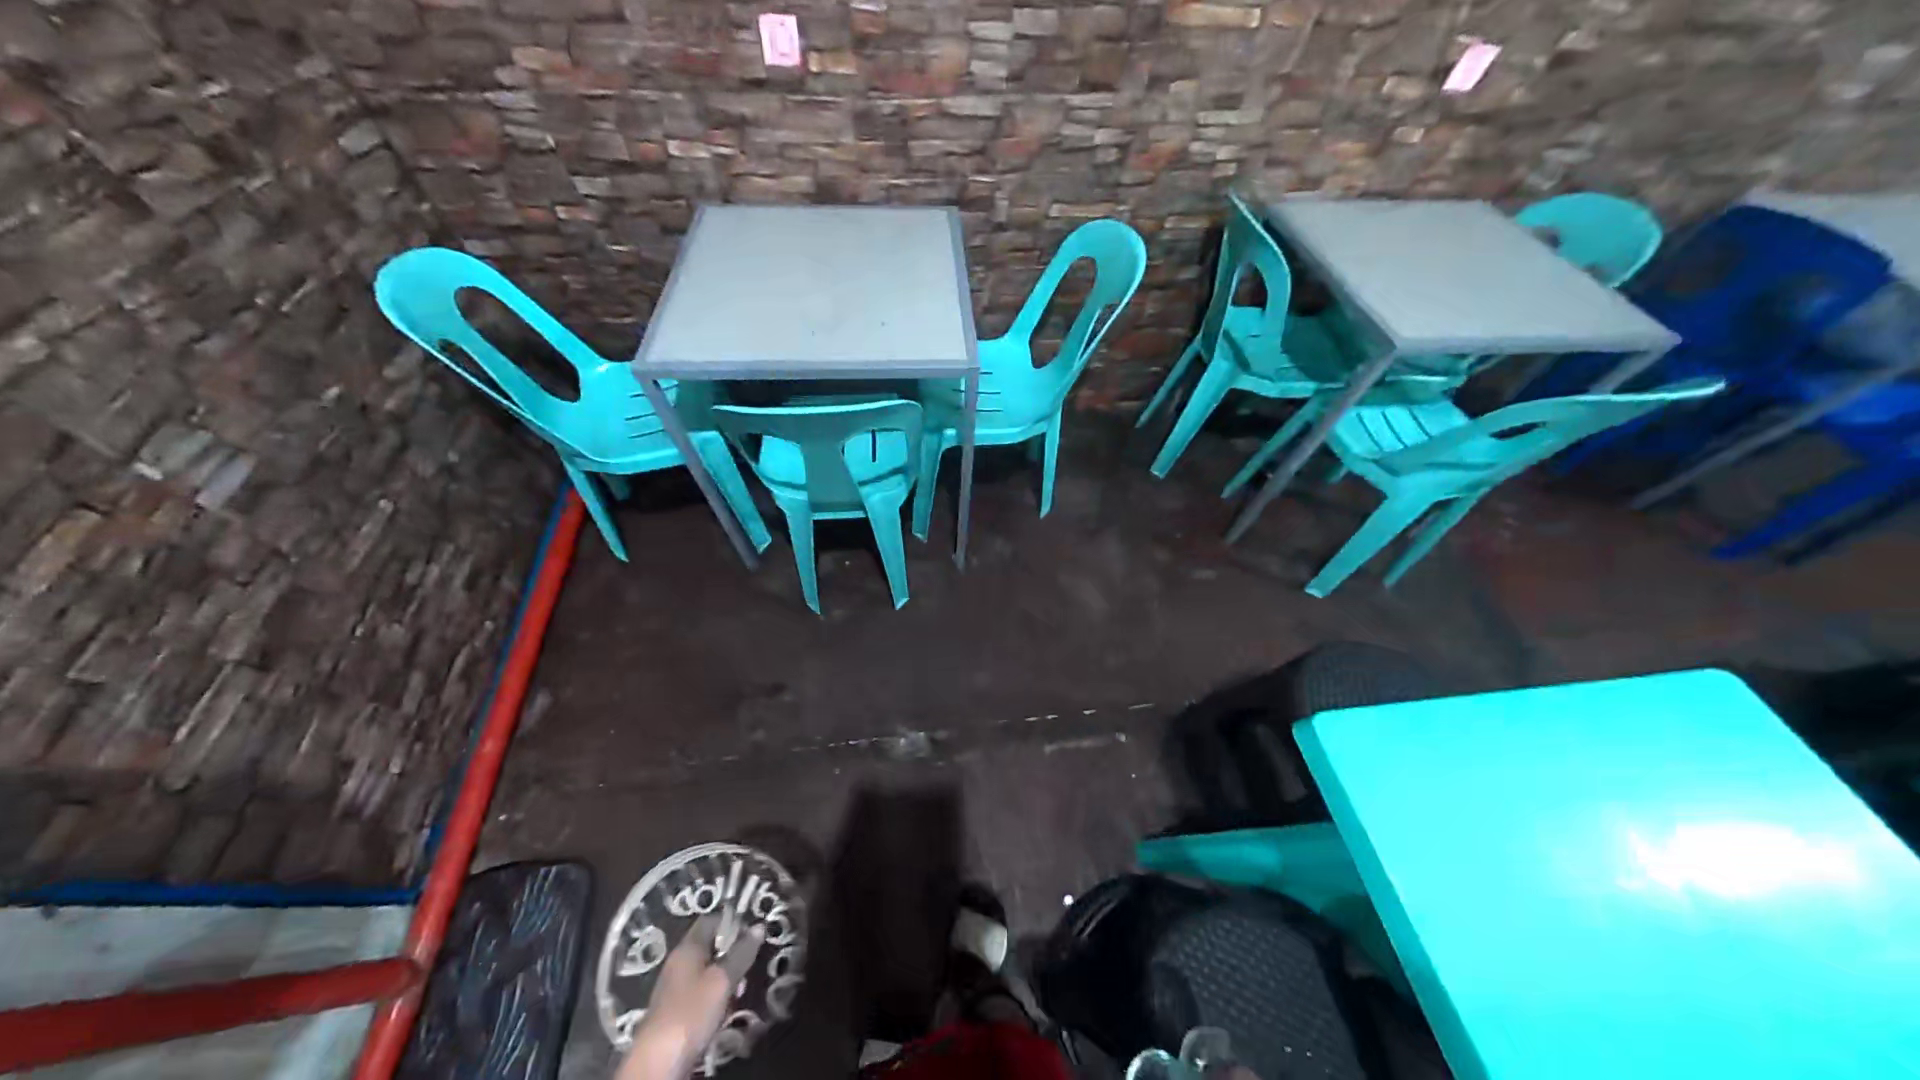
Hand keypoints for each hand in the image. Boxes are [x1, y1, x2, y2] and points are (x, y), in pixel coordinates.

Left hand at [617, 913, 765, 1079]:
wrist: (658, 1063)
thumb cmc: (692, 1012)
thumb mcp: (723, 980)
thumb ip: (741, 953)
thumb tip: (759, 926)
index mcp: (687, 947)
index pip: (711, 920)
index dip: (733, 922)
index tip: (753, 934)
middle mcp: (679, 962)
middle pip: (711, 946)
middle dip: (733, 955)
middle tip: (748, 969)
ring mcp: (675, 987)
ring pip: (708, 971)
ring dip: (726, 979)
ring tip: (738, 994)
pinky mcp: (676, 1010)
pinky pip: (701, 993)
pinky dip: (716, 997)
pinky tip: (724, 1012)